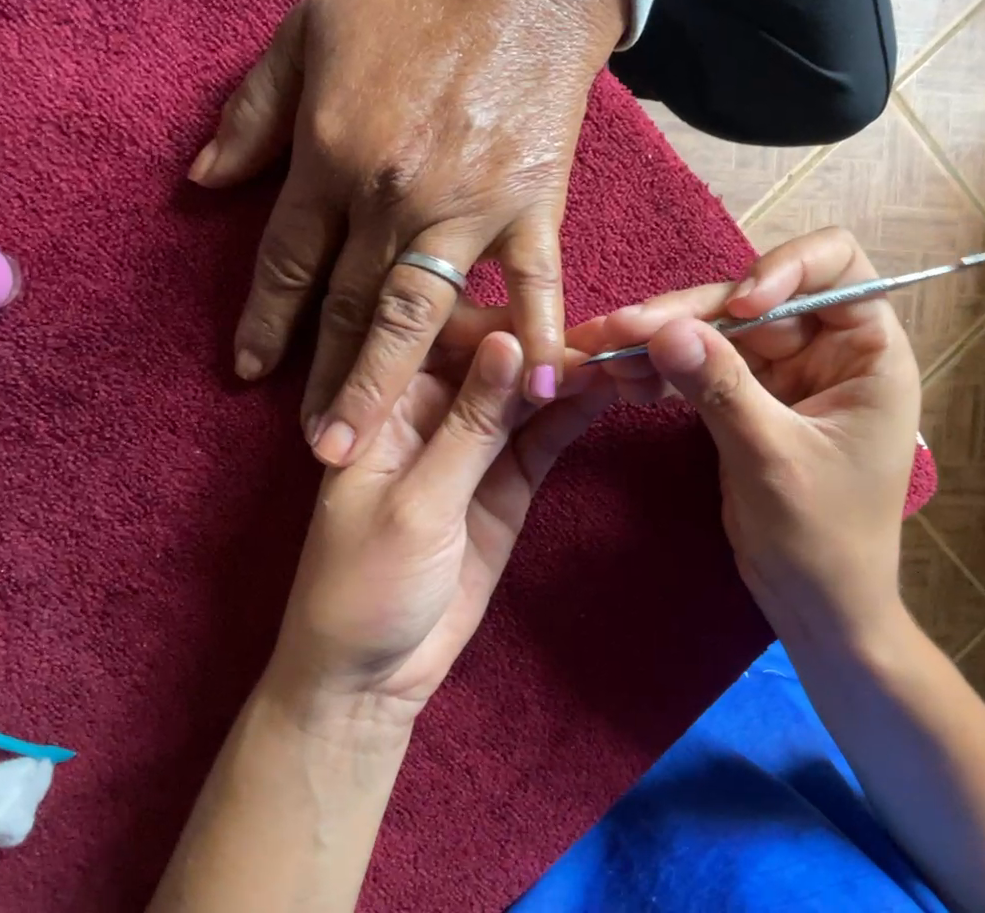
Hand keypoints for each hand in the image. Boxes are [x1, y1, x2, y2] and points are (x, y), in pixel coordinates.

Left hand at [190, 0, 626, 468]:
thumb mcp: (304, 31)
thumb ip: (251, 113)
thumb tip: (202, 183)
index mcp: (333, 156)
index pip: (286, 261)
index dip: (264, 322)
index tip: (250, 372)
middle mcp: (394, 198)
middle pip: (348, 309)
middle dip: (325, 383)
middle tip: (314, 449)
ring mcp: (468, 211)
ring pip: (420, 317)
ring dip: (388, 388)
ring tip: (369, 448)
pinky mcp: (533, 211)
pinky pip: (533, 289)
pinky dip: (533, 342)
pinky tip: (531, 396)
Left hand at [268, 328, 614, 715]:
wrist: (371, 676)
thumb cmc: (366, 585)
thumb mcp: (418, 503)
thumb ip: (470, 424)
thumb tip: (512, 342)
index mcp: (386, 407)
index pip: (441, 339)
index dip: (494, 318)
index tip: (550, 308)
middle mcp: (430, 416)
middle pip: (491, 364)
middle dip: (542, 347)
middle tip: (603, 335)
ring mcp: (472, 451)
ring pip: (522, 399)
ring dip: (564, 380)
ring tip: (617, 358)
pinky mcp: (504, 484)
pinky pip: (540, 440)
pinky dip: (569, 418)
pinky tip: (604, 393)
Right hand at [580, 228, 921, 643]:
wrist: (818, 608)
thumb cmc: (824, 540)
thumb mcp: (772, 460)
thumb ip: (721, 388)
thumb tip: (664, 329)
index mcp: (868, 353)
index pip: (835, 267)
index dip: (783, 268)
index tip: (737, 307)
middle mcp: (827, 350)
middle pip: (752, 300)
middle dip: (686, 315)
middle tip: (616, 330)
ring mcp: (783, 375)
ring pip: (717, 332)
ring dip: (659, 340)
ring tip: (601, 352)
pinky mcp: (747, 399)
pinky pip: (701, 367)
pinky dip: (662, 370)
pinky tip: (620, 378)